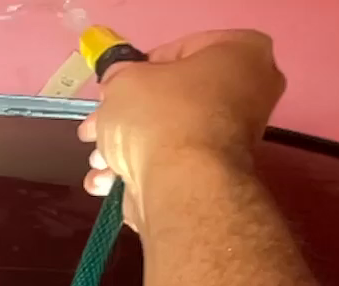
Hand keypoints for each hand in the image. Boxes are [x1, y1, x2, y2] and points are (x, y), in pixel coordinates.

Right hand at [79, 30, 285, 229]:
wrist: (179, 181)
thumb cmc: (159, 118)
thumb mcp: (124, 82)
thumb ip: (118, 77)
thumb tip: (118, 82)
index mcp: (238, 52)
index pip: (176, 53)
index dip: (133, 73)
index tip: (107, 94)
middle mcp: (246, 87)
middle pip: (165, 99)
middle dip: (121, 119)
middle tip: (93, 130)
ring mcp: (229, 134)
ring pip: (159, 135)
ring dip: (118, 149)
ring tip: (100, 161)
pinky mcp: (206, 171)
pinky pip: (163, 163)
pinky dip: (130, 173)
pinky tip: (108, 181)